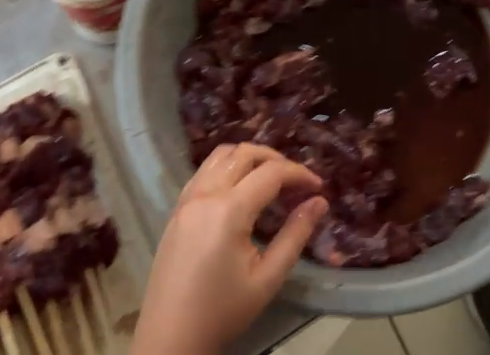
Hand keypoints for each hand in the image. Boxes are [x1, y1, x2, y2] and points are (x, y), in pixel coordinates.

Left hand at [133, 144, 328, 354]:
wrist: (171, 337)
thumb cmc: (222, 311)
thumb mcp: (267, 279)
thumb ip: (295, 236)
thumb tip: (319, 202)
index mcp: (228, 210)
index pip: (270, 173)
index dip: (298, 173)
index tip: (318, 186)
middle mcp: (205, 194)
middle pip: (244, 153)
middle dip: (275, 158)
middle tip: (296, 180)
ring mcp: (187, 198)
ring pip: (221, 155)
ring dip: (248, 157)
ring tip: (269, 177)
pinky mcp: (177, 208)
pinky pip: (204, 170)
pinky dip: (226, 166)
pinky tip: (239, 187)